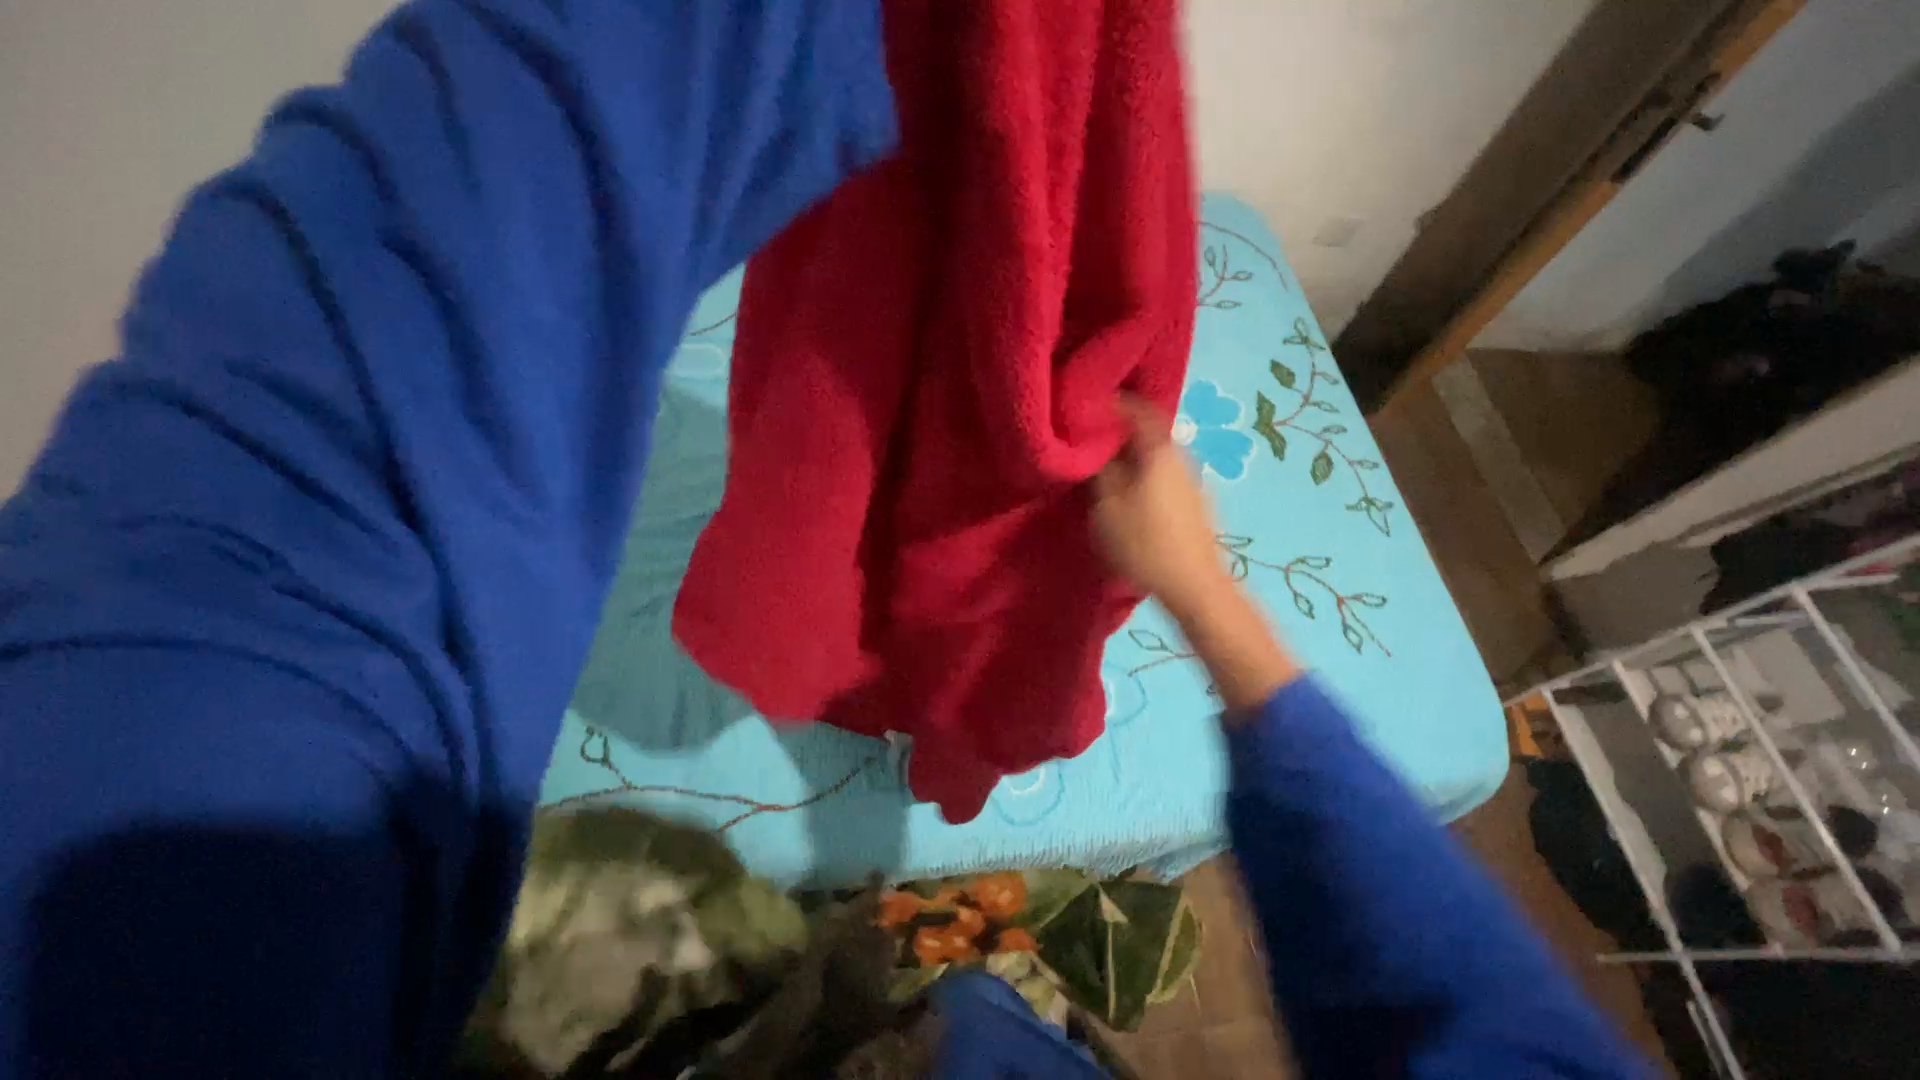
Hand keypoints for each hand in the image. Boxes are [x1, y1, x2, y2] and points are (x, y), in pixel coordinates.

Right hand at [1091, 395, 1230, 619]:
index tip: (1086, 406)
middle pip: (1147, 432)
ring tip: (1103, 470)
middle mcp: (1181, 455)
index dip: (1112, 402)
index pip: (1137, 407)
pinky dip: (1143, 476)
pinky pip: (1163, 476)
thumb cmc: (1144, 542)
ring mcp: (1192, 480)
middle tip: (1089, 440)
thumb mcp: (1106, 505)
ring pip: (1154, 456)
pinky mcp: (1195, 503)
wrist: (1194, 587)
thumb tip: (1094, 441)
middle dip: (1118, 433)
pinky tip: (1128, 495)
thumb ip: (1099, 467)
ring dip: (1131, 458)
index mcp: (1159, 448)